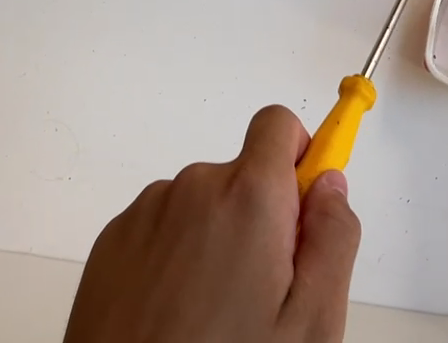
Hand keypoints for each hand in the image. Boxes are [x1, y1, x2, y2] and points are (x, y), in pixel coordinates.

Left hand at [63, 105, 362, 342]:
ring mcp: (147, 212)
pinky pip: (163, 226)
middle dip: (261, 216)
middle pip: (243, 173)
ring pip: (203, 203)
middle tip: (262, 293)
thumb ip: (334, 238)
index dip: (300, 157)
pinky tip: (176, 315)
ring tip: (214, 315)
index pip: (279, 124)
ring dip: (216, 239)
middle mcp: (193, 187)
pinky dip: (175, 257)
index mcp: (248, 196)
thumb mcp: (312, 323)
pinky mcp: (113, 240)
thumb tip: (331, 187)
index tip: (306, 201)